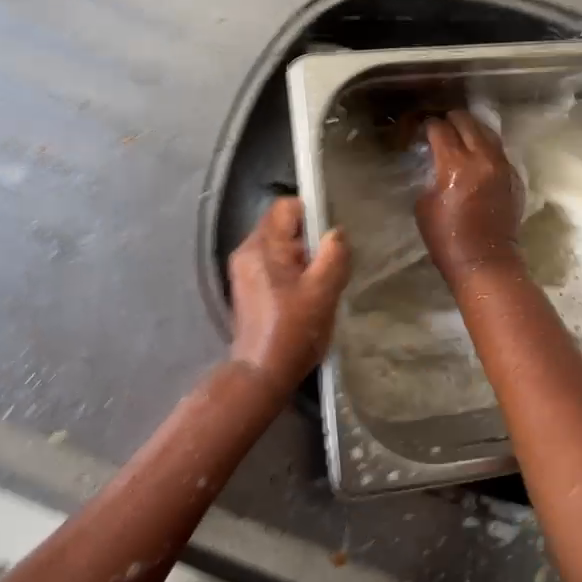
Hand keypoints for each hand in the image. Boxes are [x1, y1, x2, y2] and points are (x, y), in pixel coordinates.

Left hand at [228, 198, 350, 393]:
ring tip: (320, 284)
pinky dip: (292, 273)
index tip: (331, 236)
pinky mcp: (248, 288)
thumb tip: (337, 231)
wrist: (261, 375)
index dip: (312, 213)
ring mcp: (244, 270)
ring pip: (280, 248)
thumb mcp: (322, 292)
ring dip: (303, 260)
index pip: (286, 206)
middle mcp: (247, 251)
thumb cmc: (292, 332)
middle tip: (330, 265)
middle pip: (283, 226)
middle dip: (310, 240)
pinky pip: (274, 266)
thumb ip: (333, 255)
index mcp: (261, 246)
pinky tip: (306, 297)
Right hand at [416, 110, 525, 284]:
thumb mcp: (424, 204)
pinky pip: (501, 153)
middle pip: (468, 122)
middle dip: (453, 119)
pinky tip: (479, 155)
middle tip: (443, 123)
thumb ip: (431, 176)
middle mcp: (483, 158)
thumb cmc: (446, 238)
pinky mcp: (515, 178)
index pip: (441, 129)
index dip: (429, 125)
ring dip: (473, 128)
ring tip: (462, 130)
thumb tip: (436, 165)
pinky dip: (488, 148)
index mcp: (456, 164)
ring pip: (489, 133)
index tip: (424, 127)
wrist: (485, 262)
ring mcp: (503, 167)